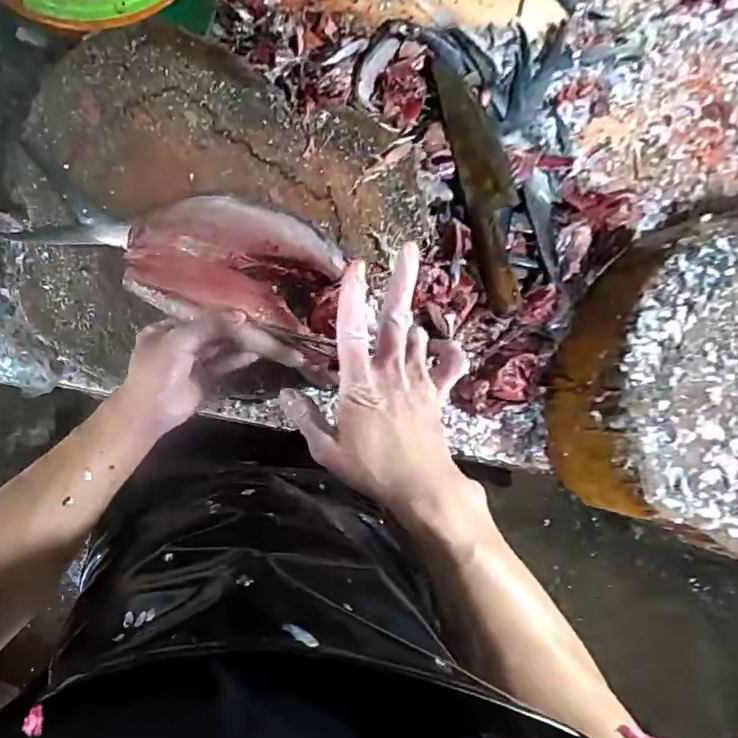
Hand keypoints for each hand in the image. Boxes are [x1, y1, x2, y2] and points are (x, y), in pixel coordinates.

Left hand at [112, 312, 268, 437]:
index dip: (216, 312)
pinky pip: (222, 366)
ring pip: (217, 349)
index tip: (240, 307)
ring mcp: (192, 363)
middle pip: (208, 332)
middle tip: (255, 322)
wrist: (151, 411)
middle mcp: (179, 344)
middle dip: (230, 328)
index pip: (194, 316)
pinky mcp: (204, 380)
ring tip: (259, 337)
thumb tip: (238, 315)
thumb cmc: (159, 370)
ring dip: (236, 343)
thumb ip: (208, 325)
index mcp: (165, 330)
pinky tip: (253, 354)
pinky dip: (236, 360)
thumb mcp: (180, 340)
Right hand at [279, 242, 477, 521]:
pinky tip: (444, 345)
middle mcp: (391, 373)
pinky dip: (449, 352)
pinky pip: (449, 366)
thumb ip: (306, 418)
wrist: (422, 487)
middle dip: (401, 282)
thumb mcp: (327, 450)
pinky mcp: (438, 395)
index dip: (353, 296)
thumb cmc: (371, 469)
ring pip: (419, 337)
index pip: (352, 331)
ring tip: (404, 307)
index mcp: (360, 383)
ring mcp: (419, 382)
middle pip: (395, 319)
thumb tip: (287, 394)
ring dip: (411, 320)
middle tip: (406, 250)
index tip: (355, 266)